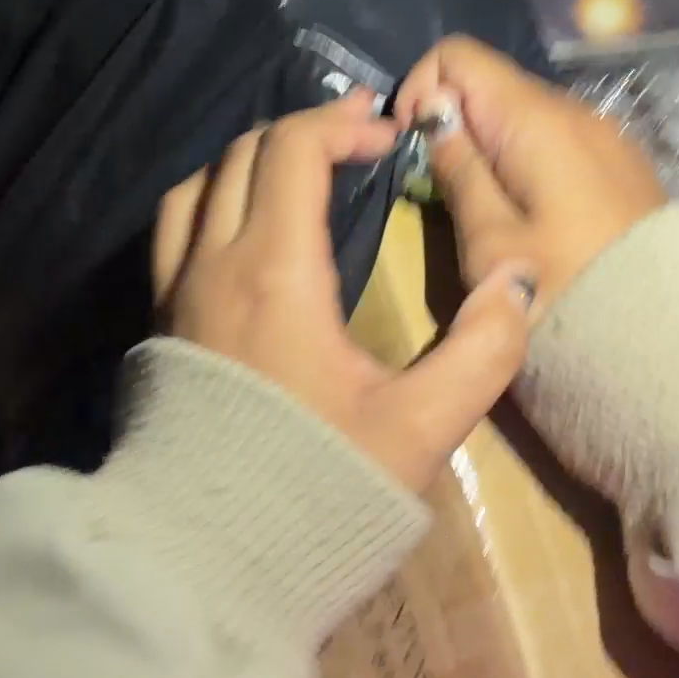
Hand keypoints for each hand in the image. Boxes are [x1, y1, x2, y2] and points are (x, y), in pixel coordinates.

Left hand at [154, 92, 534, 492]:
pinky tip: (242, 216)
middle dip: (305, 129)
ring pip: (203, 181)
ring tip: (302, 166)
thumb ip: (482, 352)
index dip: (342, 126)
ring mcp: (177, 284)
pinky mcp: (160, 311)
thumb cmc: (316, 484)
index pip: (293, 150)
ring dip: (254, 157)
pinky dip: (211, 194)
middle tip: (357, 136)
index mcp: (275, 270)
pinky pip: (175, 223)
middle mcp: (215, 260)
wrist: (210, 551)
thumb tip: (519, 280)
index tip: (386, 135)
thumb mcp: (418, 428)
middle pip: (247, 151)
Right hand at [395, 36, 666, 315]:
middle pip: (487, 82)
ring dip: (483, 142)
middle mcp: (570, 110)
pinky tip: (524, 209)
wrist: (667, 336)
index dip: (421, 88)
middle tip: (438, 185)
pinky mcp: (616, 161)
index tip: (412, 144)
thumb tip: (434, 106)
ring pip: (517, 112)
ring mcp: (600, 134)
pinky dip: (518, 156)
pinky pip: (550, 137)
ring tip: (479, 204)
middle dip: (448, 120)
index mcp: (534, 118)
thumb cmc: (563, 287)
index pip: (457, 55)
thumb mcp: (489, 237)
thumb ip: (457, 165)